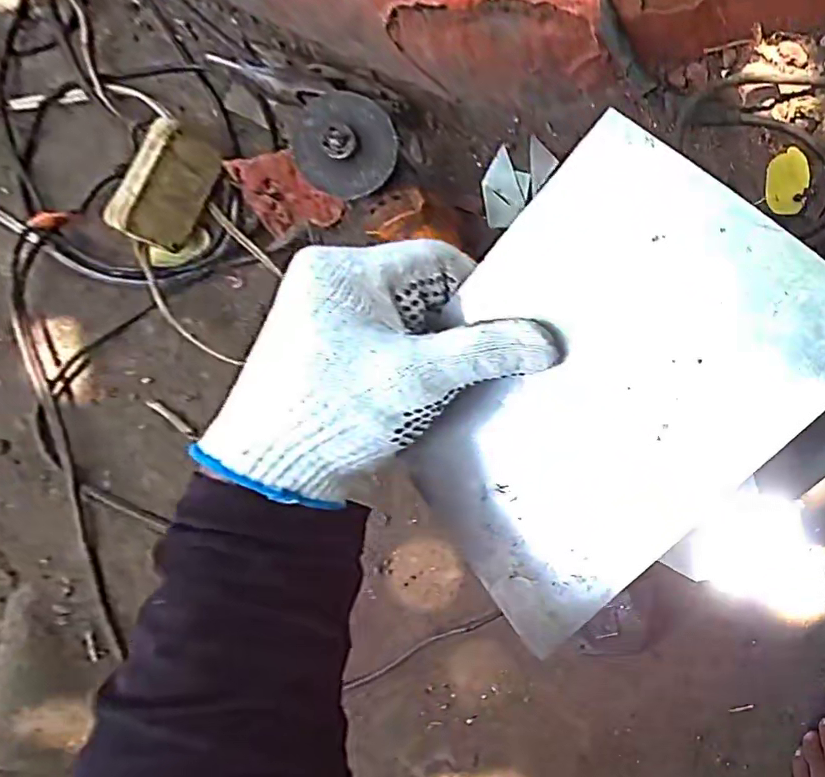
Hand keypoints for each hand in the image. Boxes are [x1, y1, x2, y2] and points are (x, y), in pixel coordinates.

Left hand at [191, 239, 561, 506]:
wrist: (278, 469)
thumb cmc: (336, 411)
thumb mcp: (423, 376)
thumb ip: (487, 351)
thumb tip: (547, 340)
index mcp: (344, 269)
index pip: (438, 259)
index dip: (478, 295)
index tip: (497, 334)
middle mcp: (334, 283)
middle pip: (429, 291)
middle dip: (459, 328)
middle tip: (469, 365)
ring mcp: (332, 317)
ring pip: (417, 320)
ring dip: (442, 351)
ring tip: (443, 385)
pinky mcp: (336, 350)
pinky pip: (399, 344)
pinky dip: (422, 366)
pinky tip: (423, 394)